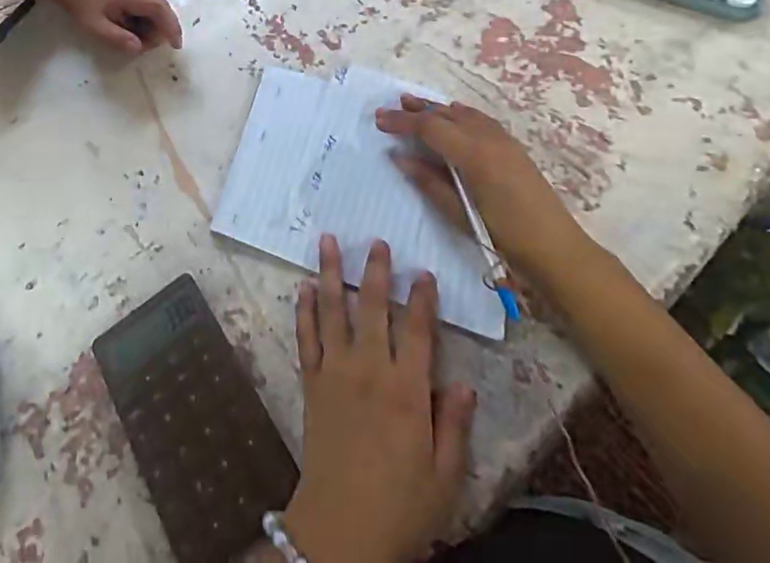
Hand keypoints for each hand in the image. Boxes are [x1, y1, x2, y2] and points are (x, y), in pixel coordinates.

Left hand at [61, 0, 182, 54]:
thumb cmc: (87, 9)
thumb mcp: (97, 27)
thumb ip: (117, 37)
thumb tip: (138, 47)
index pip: (161, 11)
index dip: (171, 28)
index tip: (176, 45)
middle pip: (165, 13)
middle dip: (158, 32)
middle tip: (138, 45)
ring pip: (161, 14)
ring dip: (152, 29)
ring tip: (131, 36)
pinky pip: (154, 12)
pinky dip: (148, 24)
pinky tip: (133, 28)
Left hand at [281, 235, 474, 562]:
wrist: (341, 527)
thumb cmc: (402, 505)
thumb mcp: (445, 475)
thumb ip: (454, 425)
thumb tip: (466, 385)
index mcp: (408, 391)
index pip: (418, 332)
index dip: (422, 300)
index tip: (424, 272)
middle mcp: (369, 371)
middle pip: (371, 309)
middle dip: (375, 271)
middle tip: (376, 241)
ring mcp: (335, 373)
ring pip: (332, 312)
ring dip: (330, 274)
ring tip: (327, 241)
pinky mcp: (311, 383)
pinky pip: (306, 338)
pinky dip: (304, 311)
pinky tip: (303, 288)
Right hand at [374, 96, 586, 277]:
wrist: (555, 247)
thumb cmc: (503, 234)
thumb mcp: (457, 212)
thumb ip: (427, 181)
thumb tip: (400, 156)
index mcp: (473, 154)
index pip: (429, 127)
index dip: (402, 122)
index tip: (379, 121)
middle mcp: (488, 138)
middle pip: (444, 115)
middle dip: (414, 111)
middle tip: (387, 111)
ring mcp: (504, 140)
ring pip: (463, 113)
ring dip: (436, 109)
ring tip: (412, 105)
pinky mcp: (513, 147)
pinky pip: (480, 120)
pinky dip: (459, 114)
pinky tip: (452, 115)